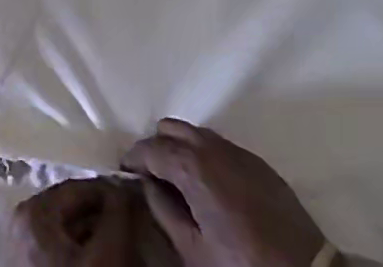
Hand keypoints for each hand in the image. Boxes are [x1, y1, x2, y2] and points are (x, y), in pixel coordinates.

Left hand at [5, 177, 141, 266]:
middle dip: (103, 214)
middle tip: (133, 222)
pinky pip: (61, 248)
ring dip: (95, 232)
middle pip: (72, 208)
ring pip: (67, 229)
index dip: (111, 193)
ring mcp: (21, 247)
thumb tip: (125, 190)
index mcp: (33, 211)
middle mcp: (20, 222)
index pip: (79, 188)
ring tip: (122, 242)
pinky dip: (83, 249)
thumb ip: (117, 214)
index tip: (137, 200)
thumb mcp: (109, 254)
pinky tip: (103, 258)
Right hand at [122, 119, 327, 266]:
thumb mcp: (193, 249)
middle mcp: (212, 147)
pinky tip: (208, 183)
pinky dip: (204, 153)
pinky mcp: (257, 162)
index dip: (133, 158)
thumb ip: (164, 211)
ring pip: (195, 132)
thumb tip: (148, 186)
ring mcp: (237, 151)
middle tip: (152, 174)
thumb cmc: (243, 266)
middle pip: (170, 128)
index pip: (150, 148)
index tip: (125, 172)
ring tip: (178, 178)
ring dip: (180, 146)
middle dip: (156, 146)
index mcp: (192, 167)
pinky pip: (219, 144)